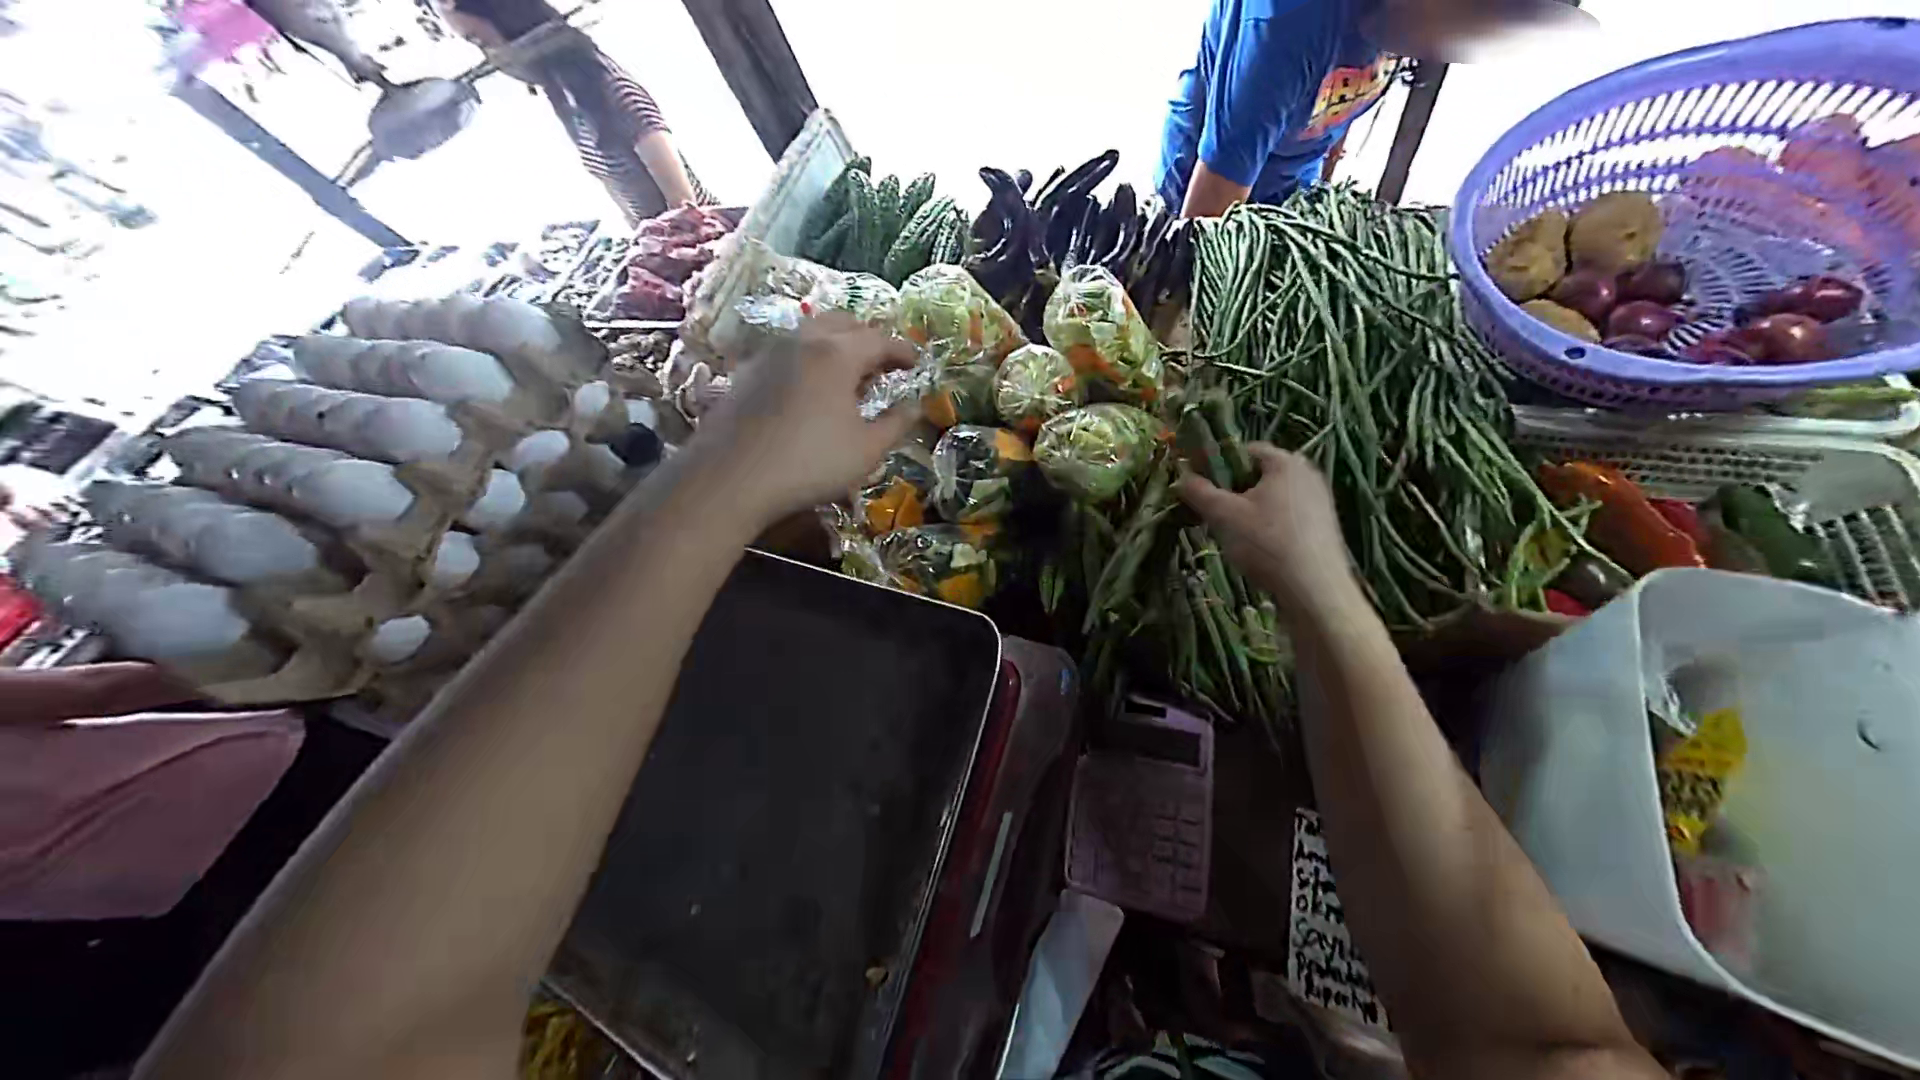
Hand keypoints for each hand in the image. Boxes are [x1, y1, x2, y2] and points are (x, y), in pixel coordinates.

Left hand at [687, 314, 919, 524]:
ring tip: (849, 375)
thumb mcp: (866, 451)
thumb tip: (915, 407)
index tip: (916, 364)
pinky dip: (810, 360)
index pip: (879, 339)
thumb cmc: (810, 463)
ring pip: (812, 334)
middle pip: (843, 324)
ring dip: (837, 346)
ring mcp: (770, 354)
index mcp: (837, 354)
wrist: (732, 478)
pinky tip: (812, 390)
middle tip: (883, 364)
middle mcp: (803, 342)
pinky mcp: (748, 373)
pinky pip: (789, 352)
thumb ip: (896, 424)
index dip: (902, 351)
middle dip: (869, 339)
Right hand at [1174, 443, 1365, 624]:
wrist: (1315, 590)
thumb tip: (1180, 477)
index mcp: (1285, 462)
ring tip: (1229, 532)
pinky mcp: (1322, 525)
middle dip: (1230, 489)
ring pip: (1270, 496)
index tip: (1197, 484)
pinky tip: (1255, 547)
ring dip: (1246, 508)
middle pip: (1257, 473)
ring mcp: (1319, 500)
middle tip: (1210, 511)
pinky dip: (1265, 524)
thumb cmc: (1266, 544)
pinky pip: (1284, 514)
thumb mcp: (1223, 515)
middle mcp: (1307, 474)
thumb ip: (1198, 491)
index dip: (1215, 463)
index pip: (1243, 449)